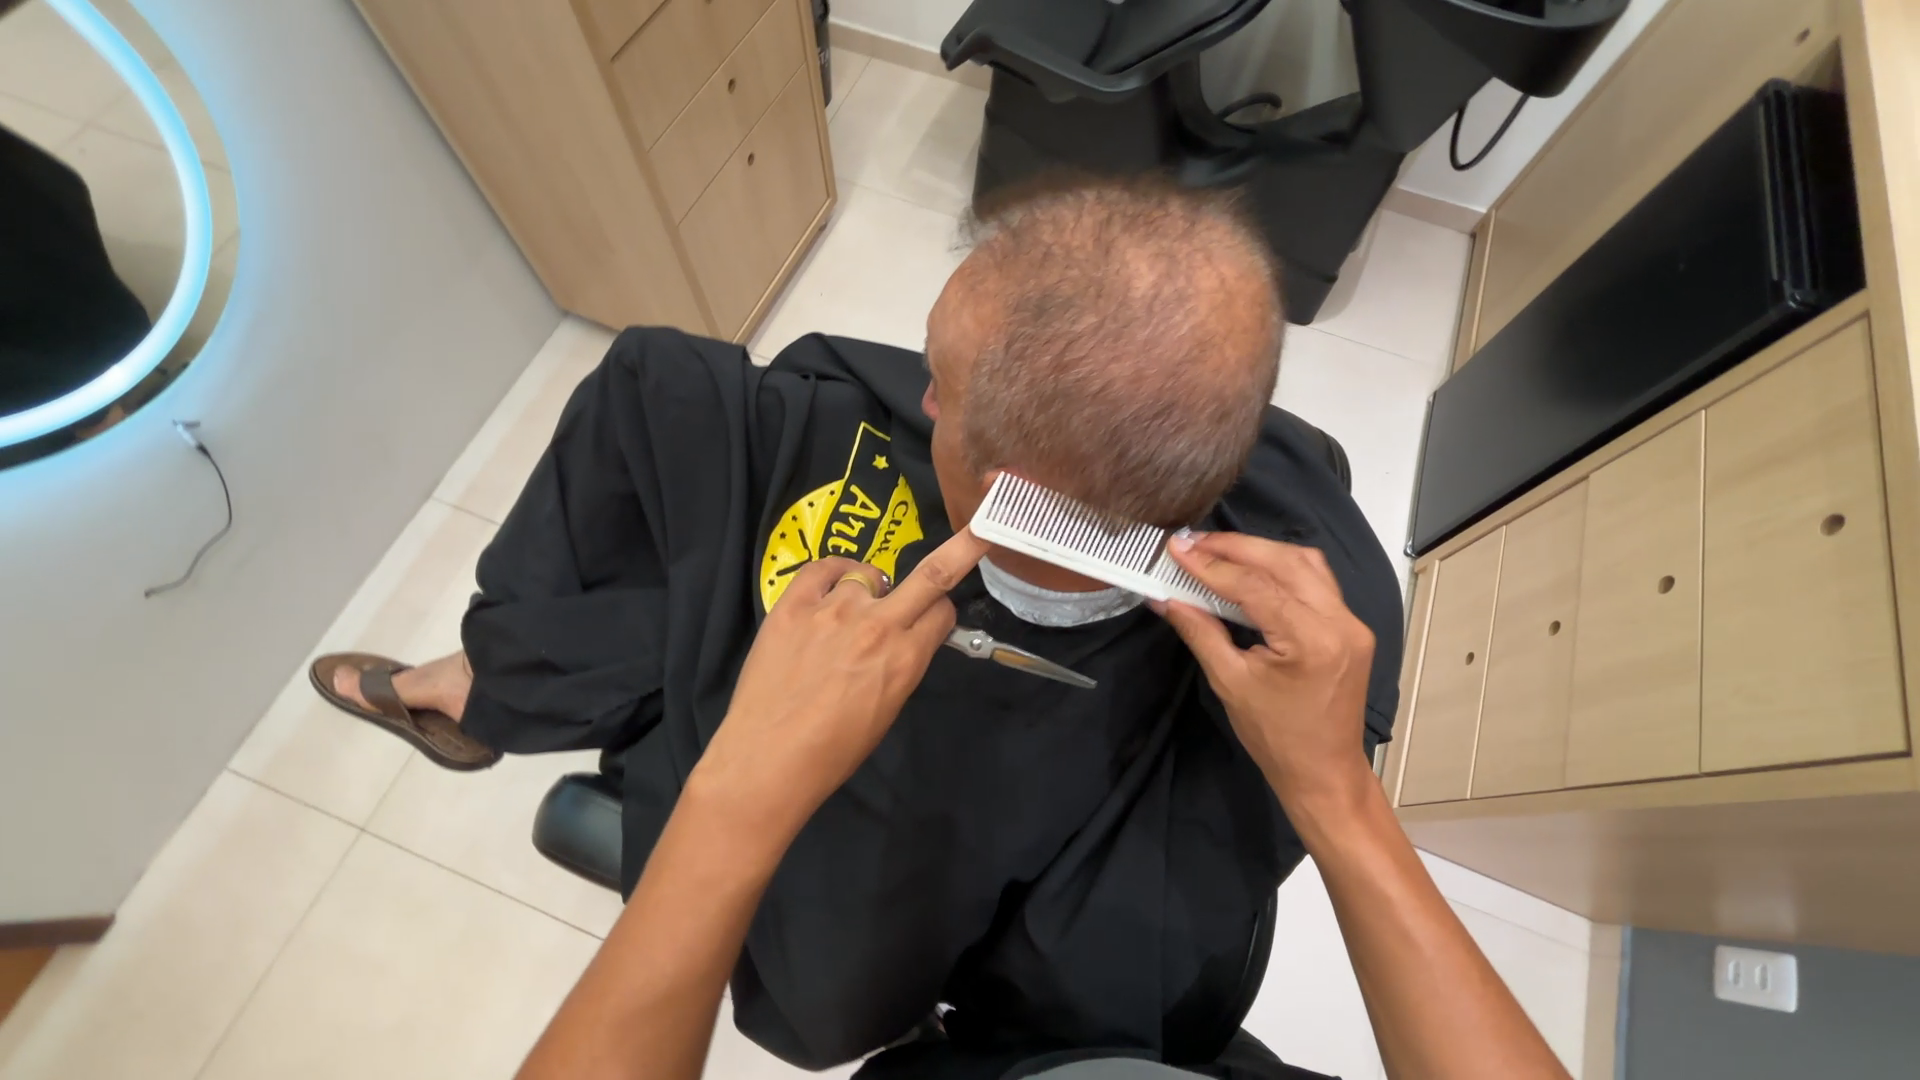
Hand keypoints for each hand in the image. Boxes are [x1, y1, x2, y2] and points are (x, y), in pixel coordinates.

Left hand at [692, 528, 992, 836]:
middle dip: (961, 550)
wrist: (768, 759)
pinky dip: (834, 573)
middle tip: (976, 534)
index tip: (931, 616)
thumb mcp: (888, 710)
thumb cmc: (834, 750)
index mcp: (906, 658)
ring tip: (845, 617)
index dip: (939, 613)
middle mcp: (877, 625)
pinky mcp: (793, 603)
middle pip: (932, 574)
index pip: (942, 611)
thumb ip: (902, 664)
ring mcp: (833, 608)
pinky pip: (823, 567)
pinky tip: (831, 586)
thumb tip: (906, 639)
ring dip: (867, 591)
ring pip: (867, 575)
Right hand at [1155, 532, 1375, 807]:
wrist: (1323, 770)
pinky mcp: (1350, 626)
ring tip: (1218, 550)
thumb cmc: (1274, 735)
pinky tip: (1252, 568)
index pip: (1254, 586)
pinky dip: (1281, 566)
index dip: (1210, 565)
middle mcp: (1339, 622)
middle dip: (1235, 546)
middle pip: (1284, 561)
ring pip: (1305, 563)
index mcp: (1310, 640)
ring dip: (1260, 550)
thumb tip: (1164, 597)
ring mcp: (1351, 622)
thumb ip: (1199, 631)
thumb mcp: (1229, 682)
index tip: (1176, 549)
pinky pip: (1316, 580)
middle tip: (1193, 543)